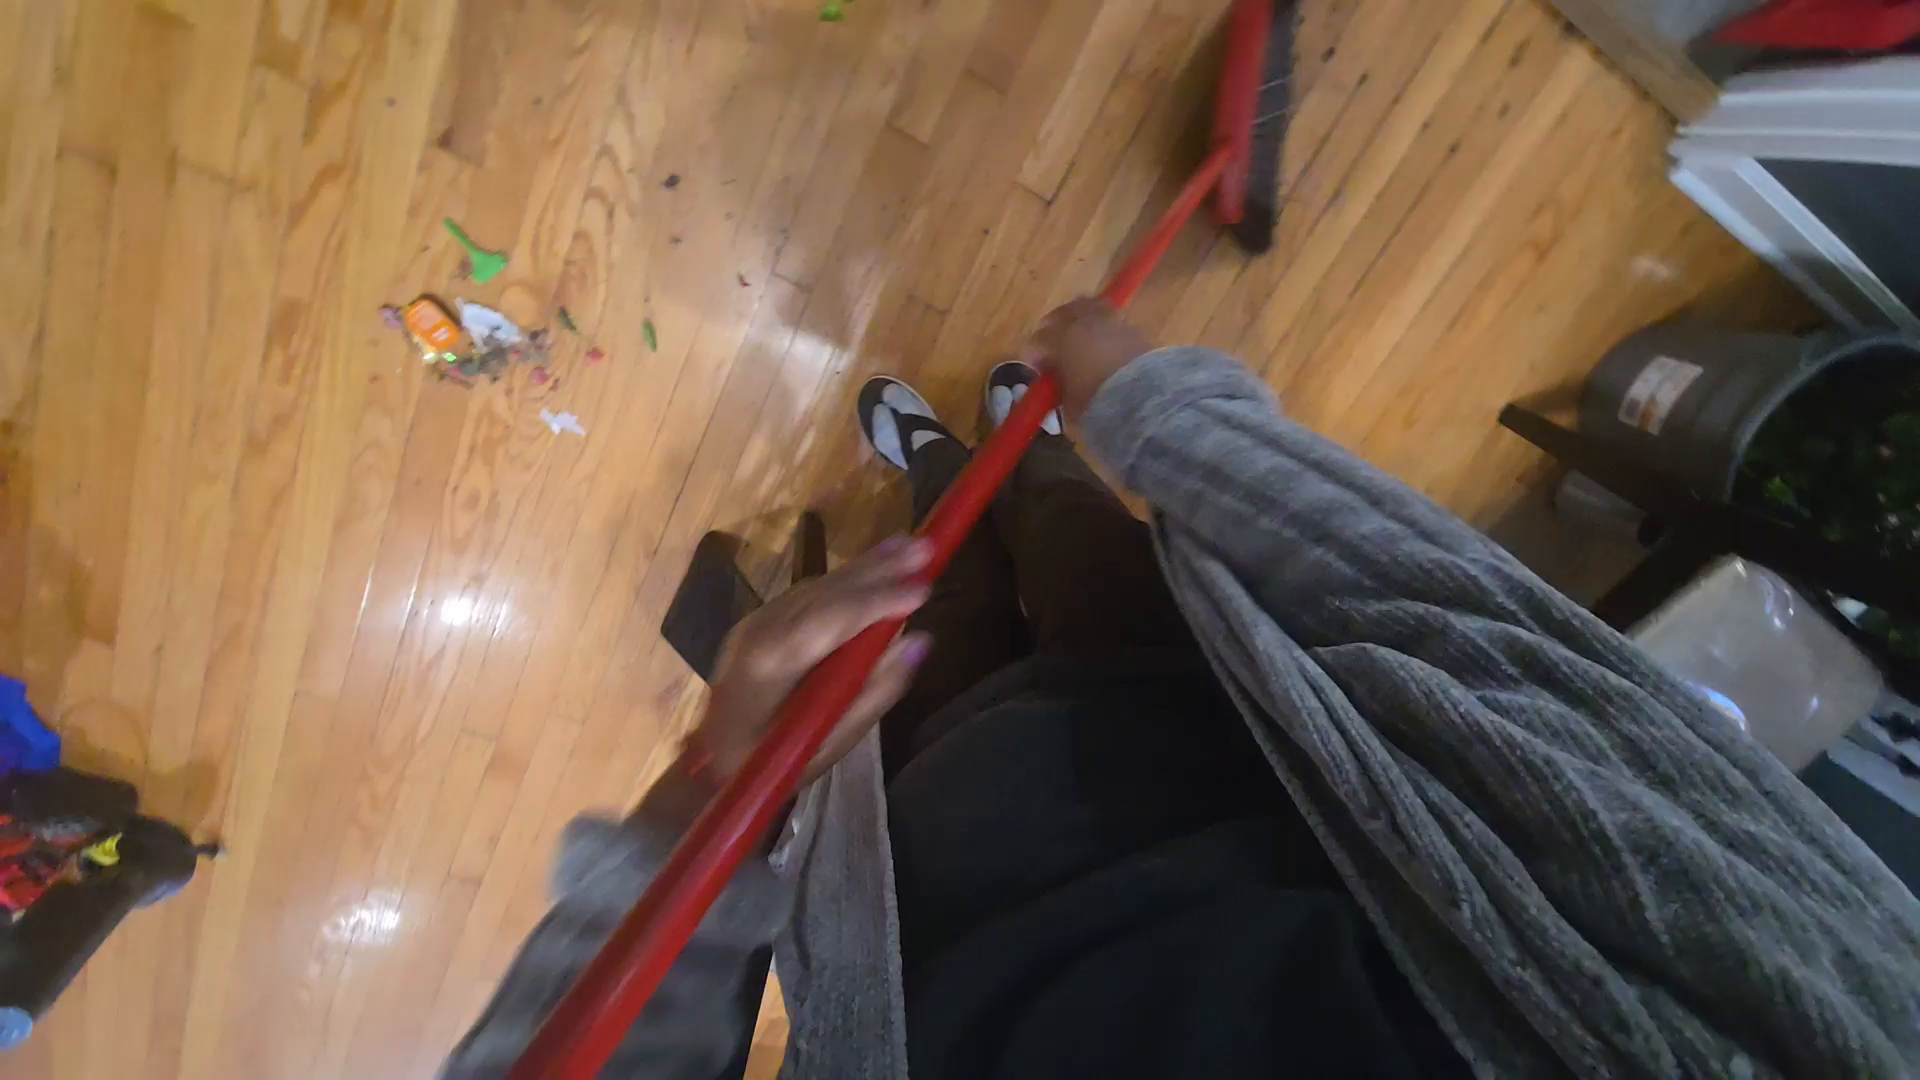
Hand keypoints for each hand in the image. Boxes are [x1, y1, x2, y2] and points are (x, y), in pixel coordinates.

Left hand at [695, 536, 933, 782]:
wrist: (713, 760)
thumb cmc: (771, 765)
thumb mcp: (827, 745)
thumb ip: (874, 693)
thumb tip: (918, 640)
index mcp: (767, 668)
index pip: (827, 621)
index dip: (875, 602)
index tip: (922, 589)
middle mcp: (758, 632)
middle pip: (824, 593)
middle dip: (878, 570)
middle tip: (925, 548)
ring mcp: (757, 621)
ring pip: (819, 586)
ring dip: (867, 567)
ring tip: (912, 548)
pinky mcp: (764, 619)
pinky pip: (813, 592)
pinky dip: (850, 578)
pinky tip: (879, 566)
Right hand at [1021, 297, 1153, 419]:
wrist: (1143, 400)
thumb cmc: (1097, 403)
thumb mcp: (1068, 402)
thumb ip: (1058, 385)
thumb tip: (1054, 380)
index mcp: (1063, 338)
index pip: (1038, 338)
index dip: (1033, 352)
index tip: (1035, 366)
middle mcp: (1086, 322)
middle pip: (1066, 311)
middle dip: (1056, 322)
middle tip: (1053, 337)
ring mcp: (1113, 322)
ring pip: (1093, 306)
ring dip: (1083, 317)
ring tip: (1081, 331)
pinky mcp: (1135, 329)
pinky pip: (1114, 321)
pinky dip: (1105, 328)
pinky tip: (1106, 343)